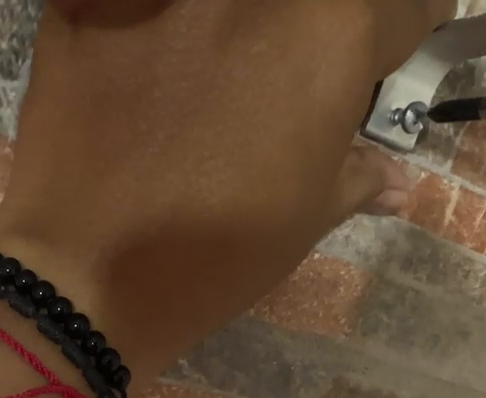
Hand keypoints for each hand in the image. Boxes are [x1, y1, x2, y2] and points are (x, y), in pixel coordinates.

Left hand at [0, 0, 451, 370]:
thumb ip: (353, 175)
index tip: (376, 69)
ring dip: (226, 26)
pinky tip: (135, 72)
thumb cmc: (208, 262)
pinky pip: (131, 5)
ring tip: (201, 79)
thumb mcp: (298, 225)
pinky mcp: (88, 4)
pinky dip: (142, 26)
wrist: (82, 282)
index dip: (395, 46)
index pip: (403, 11)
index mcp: (332, 29)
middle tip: (277, 79)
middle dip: (307, 32)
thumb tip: (395, 178)